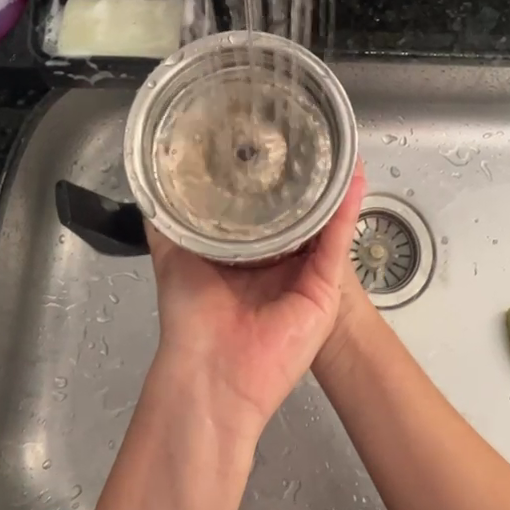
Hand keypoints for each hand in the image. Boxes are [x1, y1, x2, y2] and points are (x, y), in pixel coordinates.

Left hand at [146, 166, 367, 424]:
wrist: (211, 373)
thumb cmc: (189, 317)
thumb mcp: (172, 253)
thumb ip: (169, 220)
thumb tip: (156, 183)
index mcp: (247, 255)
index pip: (265, 208)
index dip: (269, 178)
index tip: (272, 142)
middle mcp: (278, 262)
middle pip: (299, 213)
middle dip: (307, 179)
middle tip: (311, 137)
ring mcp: (304, 275)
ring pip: (323, 222)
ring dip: (333, 187)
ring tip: (340, 149)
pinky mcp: (323, 288)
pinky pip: (337, 242)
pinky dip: (346, 209)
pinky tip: (353, 178)